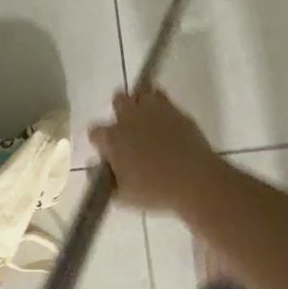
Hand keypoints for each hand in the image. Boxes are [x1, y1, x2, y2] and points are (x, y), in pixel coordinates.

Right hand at [87, 87, 224, 210]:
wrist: (194, 179)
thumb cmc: (155, 191)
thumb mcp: (122, 196)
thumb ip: (103, 180)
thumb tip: (93, 167)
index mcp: (112, 139)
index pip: (95, 132)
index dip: (100, 142)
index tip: (109, 152)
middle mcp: (128, 118)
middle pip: (118, 100)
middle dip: (120, 112)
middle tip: (130, 131)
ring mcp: (151, 109)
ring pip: (139, 92)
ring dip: (139, 102)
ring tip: (146, 118)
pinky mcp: (172, 108)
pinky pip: (160, 94)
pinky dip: (158, 101)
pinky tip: (163, 116)